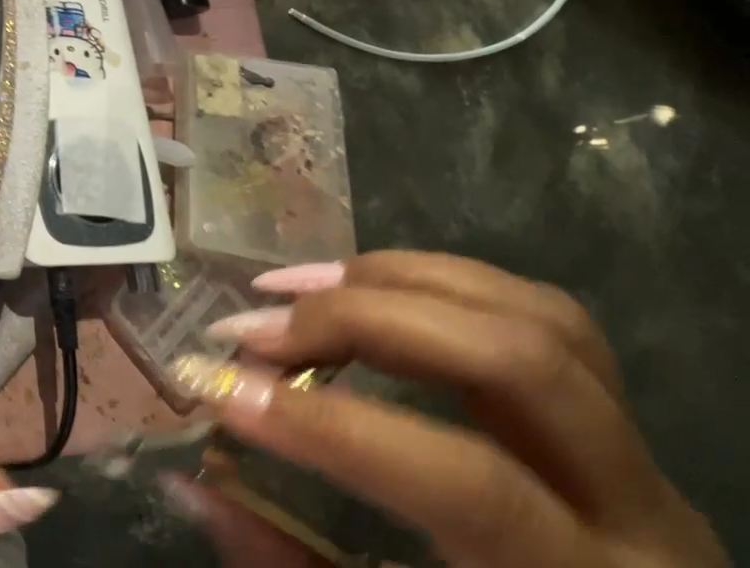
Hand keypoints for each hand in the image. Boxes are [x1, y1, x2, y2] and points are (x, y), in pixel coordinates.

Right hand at [167, 252, 724, 566]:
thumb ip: (290, 566)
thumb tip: (188, 486)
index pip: (466, 482)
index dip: (332, 426)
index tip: (218, 386)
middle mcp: (634, 505)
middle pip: (512, 359)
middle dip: (358, 323)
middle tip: (252, 330)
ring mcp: (634, 447)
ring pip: (530, 313)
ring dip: (392, 282)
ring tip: (292, 290)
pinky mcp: (610, 412)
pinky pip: (535, 310)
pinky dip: (430, 282)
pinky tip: (356, 291)